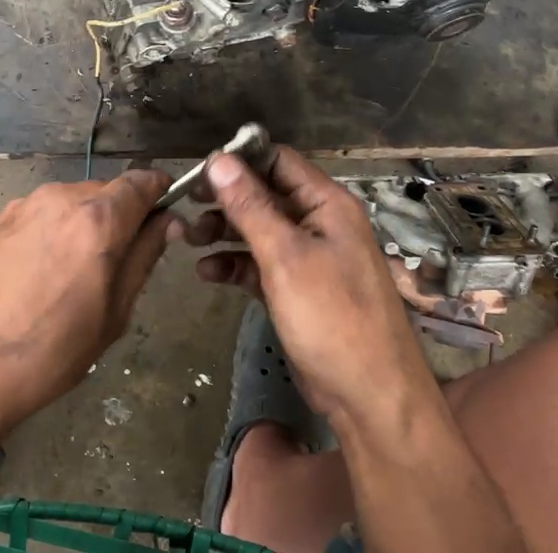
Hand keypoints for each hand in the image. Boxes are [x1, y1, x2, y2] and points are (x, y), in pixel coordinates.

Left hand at [0, 170, 176, 433]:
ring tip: (81, 273)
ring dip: (89, 222)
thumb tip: (168, 222)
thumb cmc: (52, 352)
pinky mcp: (1, 219)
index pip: (141, 181)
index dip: (160, 192)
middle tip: (124, 260)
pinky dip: (58, 229)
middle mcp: (62, 198)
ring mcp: (26, 205)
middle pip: (108, 190)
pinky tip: (47, 272)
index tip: (167, 216)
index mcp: (98, 219)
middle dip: (124, 214)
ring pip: (75, 200)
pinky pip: (46, 212)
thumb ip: (143, 257)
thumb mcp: (114, 313)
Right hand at [187, 148, 411, 423]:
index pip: (279, 162)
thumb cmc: (333, 318)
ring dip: (224, 232)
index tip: (200, 170)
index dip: (241, 161)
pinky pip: (260, 265)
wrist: (371, 397)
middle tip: (186, 205)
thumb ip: (250, 206)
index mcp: (328, 205)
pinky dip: (234, 265)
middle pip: (265, 195)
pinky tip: (207, 274)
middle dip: (226, 200)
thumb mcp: (285, 256)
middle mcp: (320, 224)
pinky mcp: (297, 290)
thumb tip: (219, 160)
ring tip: (189, 240)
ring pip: (259, 230)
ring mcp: (309, 258)